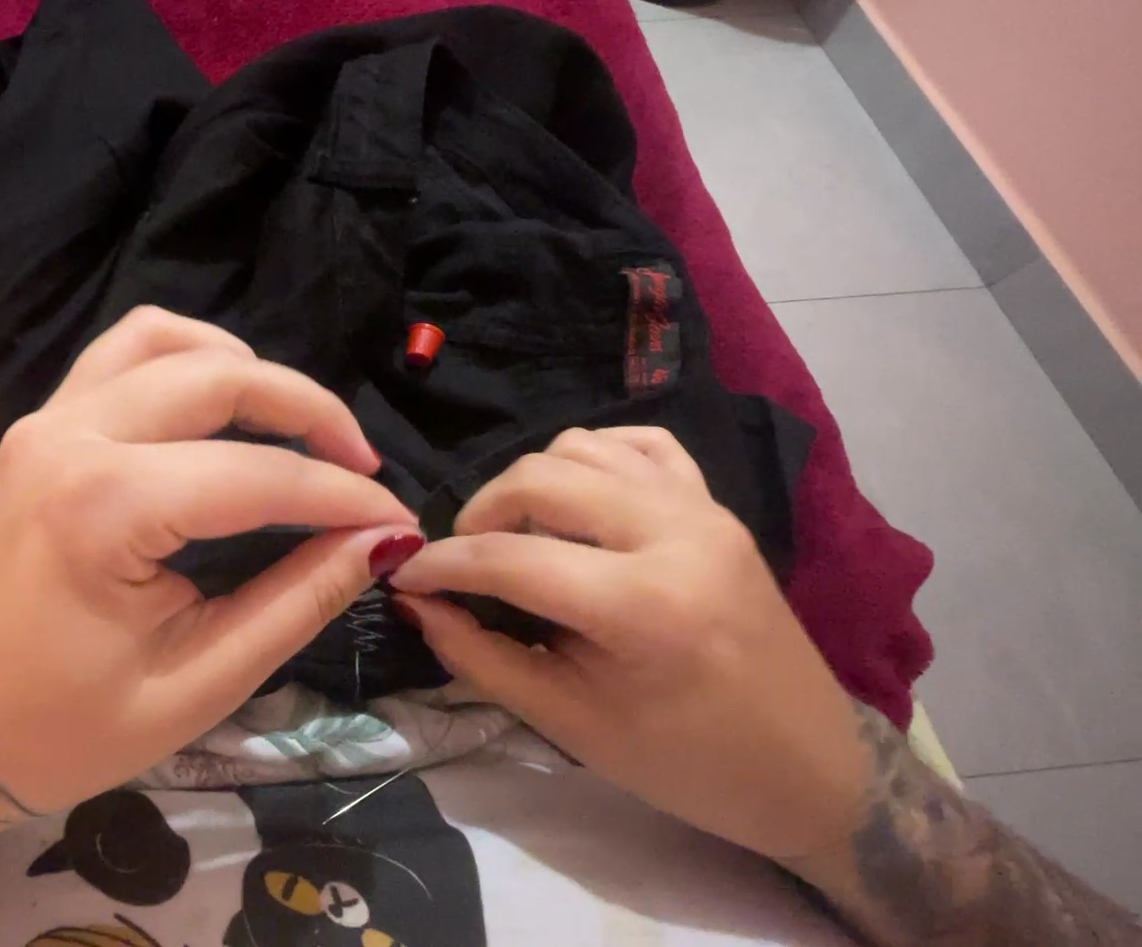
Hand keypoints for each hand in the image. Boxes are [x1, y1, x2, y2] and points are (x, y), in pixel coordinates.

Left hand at [0, 307, 420, 812]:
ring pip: (163, 341)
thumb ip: (299, 599)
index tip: (398, 520)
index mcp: (101, 510)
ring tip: (293, 424)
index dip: (342, 495)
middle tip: (360, 463)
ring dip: (242, 367)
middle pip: (216, 378)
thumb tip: (382, 540)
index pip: (255, 476)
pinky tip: (218, 405)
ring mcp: (45, 421)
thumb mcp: (201, 682)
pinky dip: (183, 360)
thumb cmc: (70, 728)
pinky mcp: (40, 426)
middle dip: (307, 408)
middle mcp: (68, 438)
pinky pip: (120, 355)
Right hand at [389, 427, 867, 861]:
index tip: (403, 576)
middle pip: (539, 478)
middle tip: (463, 561)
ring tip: (518, 534)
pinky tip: (575, 500)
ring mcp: (703, 510)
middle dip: (479, 514)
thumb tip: (415, 604)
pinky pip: (638, 446)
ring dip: (529, 484)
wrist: (815, 771)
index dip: (441, 564)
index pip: (509, 558)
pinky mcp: (716, 505)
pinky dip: (590, 459)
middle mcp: (676, 535)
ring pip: (580, 448)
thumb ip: (481, 656)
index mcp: (645, 607)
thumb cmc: (686, 764)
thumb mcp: (569, 722)